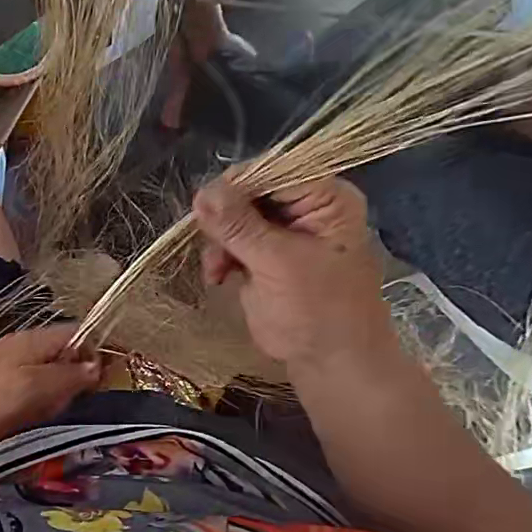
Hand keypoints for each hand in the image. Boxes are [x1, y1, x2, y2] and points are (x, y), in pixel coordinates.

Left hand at [0, 324, 102, 490]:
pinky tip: (40, 421)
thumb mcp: (38, 387)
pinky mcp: (2, 392)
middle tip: (86, 401)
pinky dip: (45, 405)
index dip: (100, 348)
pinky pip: (36, 393)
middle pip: (67, 354)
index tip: (118, 374)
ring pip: (53, 376)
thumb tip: (99, 364)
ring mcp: (10, 370)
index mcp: (32, 339)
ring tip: (61, 413)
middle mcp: (22, 348)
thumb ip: (72, 374)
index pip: (78, 331)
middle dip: (83, 375)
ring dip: (64, 394)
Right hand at [195, 176, 395, 373]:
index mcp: (325, 198)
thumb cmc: (317, 310)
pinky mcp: (264, 254)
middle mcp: (305, 207)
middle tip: (211, 244)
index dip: (237, 184)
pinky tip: (217, 277)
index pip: (274, 170)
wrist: (329, 361)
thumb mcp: (276, 264)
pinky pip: (231, 240)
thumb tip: (202, 192)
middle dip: (224, 219)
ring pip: (233, 217)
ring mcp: (283, 231)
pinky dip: (220, 256)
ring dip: (218, 242)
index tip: (205, 207)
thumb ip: (239, 226)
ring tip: (215, 270)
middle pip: (250, 191)